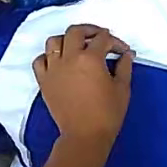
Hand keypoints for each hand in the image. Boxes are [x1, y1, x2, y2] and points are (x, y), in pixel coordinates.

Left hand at [33, 24, 133, 149]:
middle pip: (75, 31)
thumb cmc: (107, 114)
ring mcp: (53, 69)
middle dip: (89, 30)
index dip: (115, 42)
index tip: (122, 51)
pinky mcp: (43, 81)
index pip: (103, 39)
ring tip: (76, 46)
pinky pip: (39, 60)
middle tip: (99, 37)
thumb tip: (126, 54)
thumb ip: (124, 66)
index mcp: (90, 58)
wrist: (85, 135)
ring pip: (54, 42)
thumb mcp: (122, 88)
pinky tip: (58, 61)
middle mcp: (69, 58)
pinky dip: (47, 57)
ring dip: (66, 40)